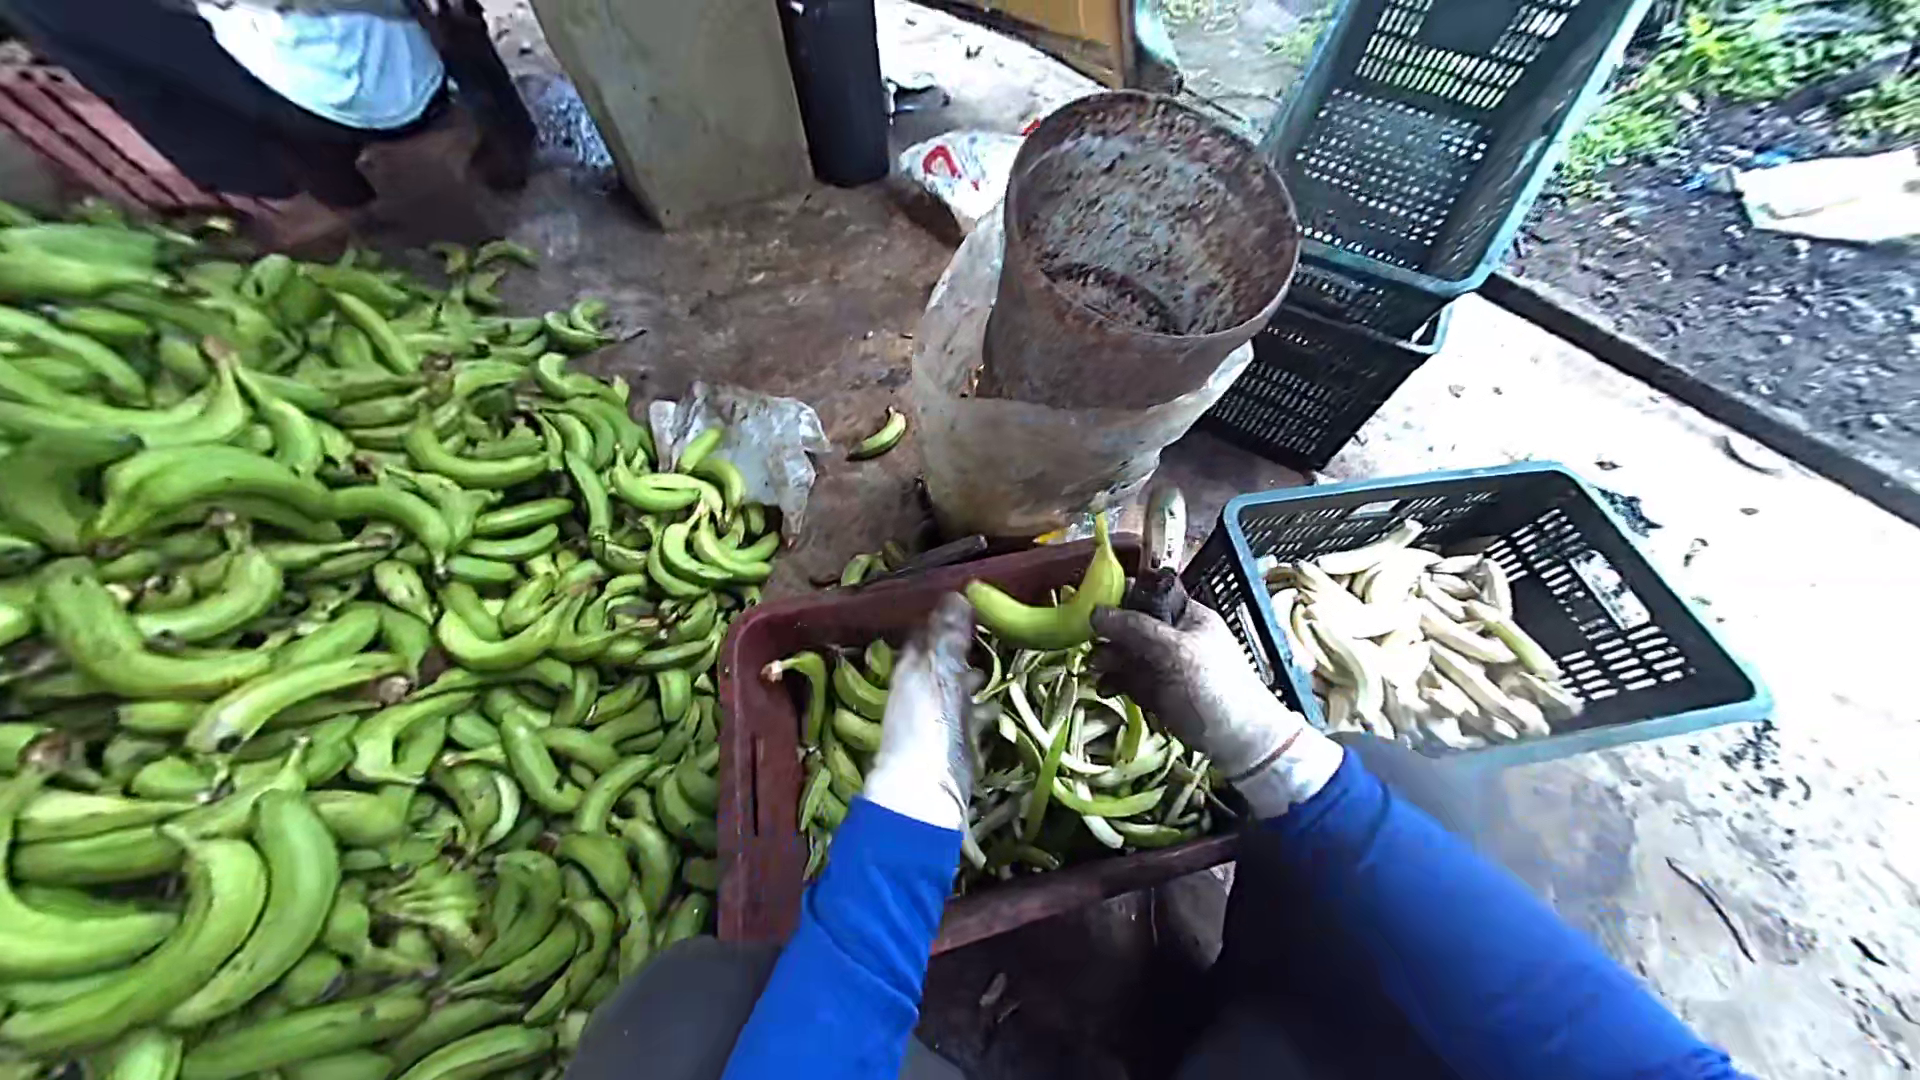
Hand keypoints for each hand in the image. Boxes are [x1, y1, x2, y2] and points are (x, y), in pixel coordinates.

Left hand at [861, 593, 980, 831]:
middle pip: (941, 657)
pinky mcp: (950, 738)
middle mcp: (917, 687)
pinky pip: (966, 711)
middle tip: (989, 629)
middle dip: (962, 645)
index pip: (926, 632)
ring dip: (971, 673)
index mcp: (910, 667)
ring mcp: (933, 714)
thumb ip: (949, 637)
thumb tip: (957, 595)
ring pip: (953, 684)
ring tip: (994, 664)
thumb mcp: (940, 672)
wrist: (924, 789)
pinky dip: (980, 704)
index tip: (971, 603)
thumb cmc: (930, 724)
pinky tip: (994, 705)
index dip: (945, 617)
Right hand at [1090, 600, 1341, 815]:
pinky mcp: (1153, 690)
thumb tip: (1095, 612)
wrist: (1239, 742)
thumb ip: (1135, 628)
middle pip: (1128, 624)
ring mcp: (1161, 663)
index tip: (1094, 606)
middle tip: (1092, 643)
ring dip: (1106, 659)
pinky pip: (1125, 678)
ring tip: (1096, 669)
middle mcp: (1171, 635)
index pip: (1147, 594)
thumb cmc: (1214, 685)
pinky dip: (1112, 681)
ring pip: (1123, 652)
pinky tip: (1105, 688)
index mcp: (1185, 615)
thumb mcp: (1175, 650)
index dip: (1120, 597)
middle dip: (1108, 634)